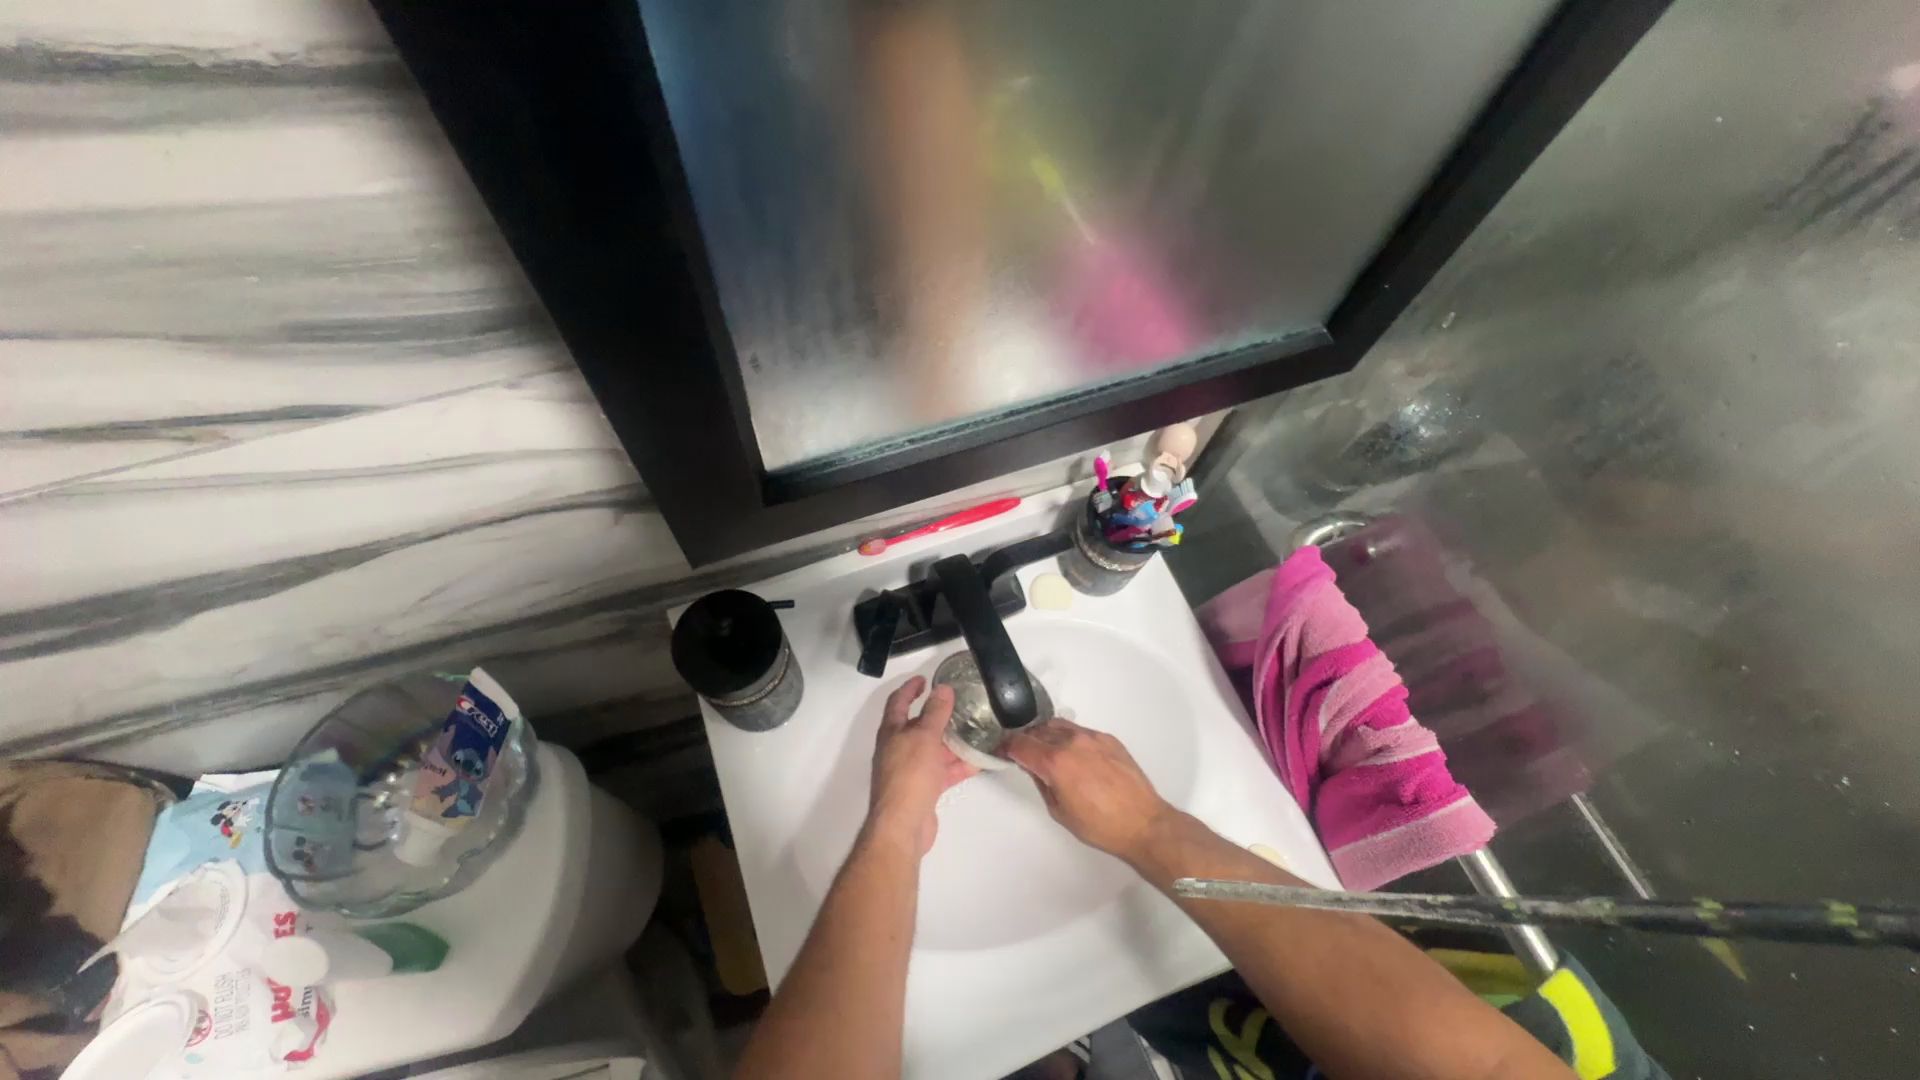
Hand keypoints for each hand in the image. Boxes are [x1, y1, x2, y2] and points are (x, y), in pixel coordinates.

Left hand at [868, 676, 976, 853]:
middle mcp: (898, 749)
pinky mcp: (923, 790)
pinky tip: (977, 763)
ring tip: (974, 731)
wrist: (903, 825)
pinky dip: (957, 766)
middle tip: (959, 706)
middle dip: (937, 716)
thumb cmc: (909, 775)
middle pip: (918, 727)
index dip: (910, 688)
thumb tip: (942, 689)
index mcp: (892, 732)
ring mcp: (910, 771)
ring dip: (951, 742)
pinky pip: (942, 772)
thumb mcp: (924, 737)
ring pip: (933, 750)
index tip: (924, 678)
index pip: (898, 702)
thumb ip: (935, 713)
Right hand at [1001, 718, 1178, 862]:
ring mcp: (1092, 737)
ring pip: (1058, 726)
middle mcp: (1071, 741)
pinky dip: (1068, 737)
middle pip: (1037, 731)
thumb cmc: (1099, 825)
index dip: (1006, 747)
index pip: (1020, 744)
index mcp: (1055, 761)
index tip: (1001, 752)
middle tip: (1020, 752)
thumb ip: (1041, 783)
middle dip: (1024, 740)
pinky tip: (1072, 754)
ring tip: (1044, 749)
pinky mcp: (1108, 739)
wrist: (1143, 822)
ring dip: (1045, 735)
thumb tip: (1033, 767)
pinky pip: (1079, 731)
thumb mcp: (1059, 810)